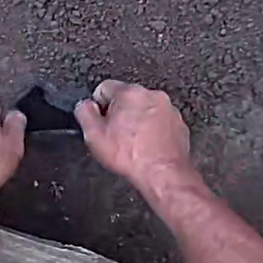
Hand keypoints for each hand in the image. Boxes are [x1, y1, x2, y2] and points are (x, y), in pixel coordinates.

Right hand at [74, 80, 196, 192]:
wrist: (162, 174)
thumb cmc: (132, 156)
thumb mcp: (93, 135)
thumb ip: (84, 112)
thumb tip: (85, 105)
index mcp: (128, 93)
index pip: (104, 88)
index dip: (98, 107)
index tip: (101, 123)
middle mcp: (151, 95)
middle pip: (125, 98)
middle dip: (118, 114)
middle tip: (116, 137)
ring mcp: (167, 109)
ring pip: (143, 110)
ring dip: (136, 122)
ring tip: (132, 145)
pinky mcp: (178, 124)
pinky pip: (158, 122)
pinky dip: (152, 131)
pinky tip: (146, 147)